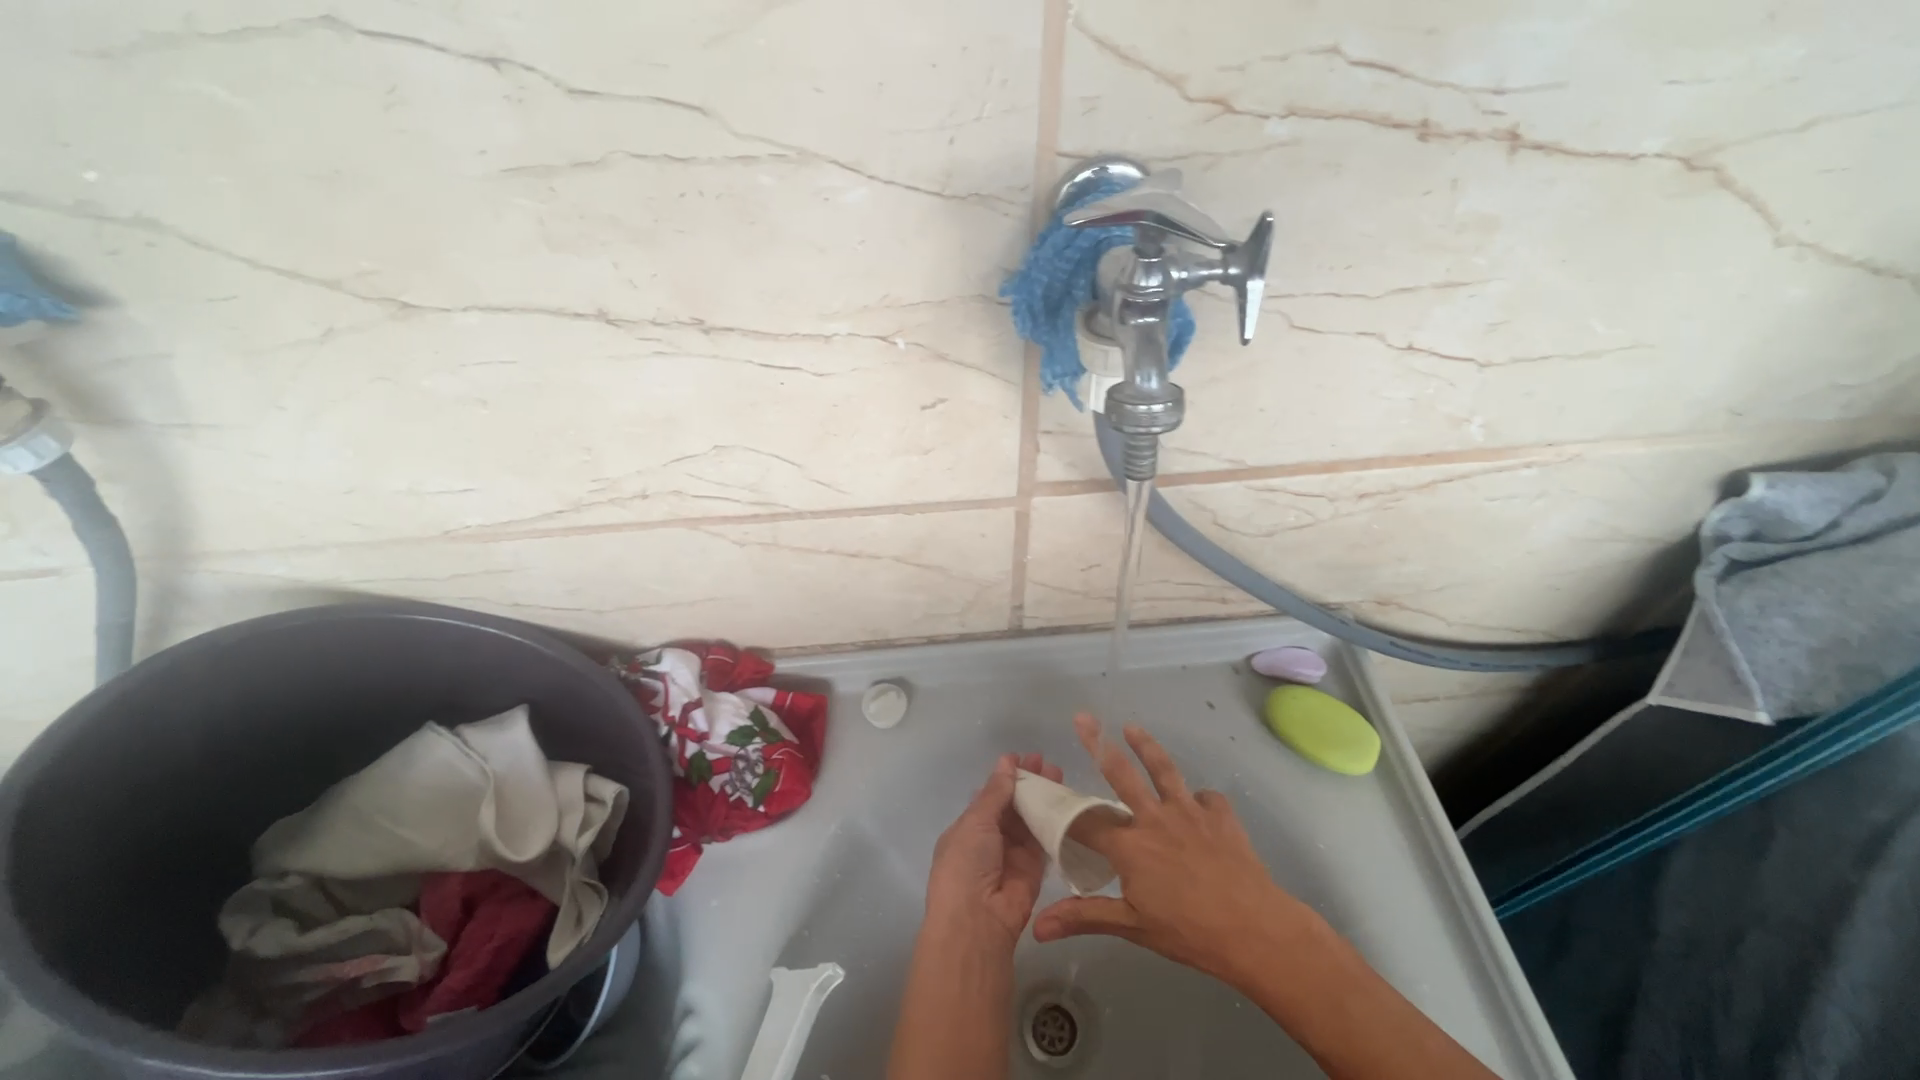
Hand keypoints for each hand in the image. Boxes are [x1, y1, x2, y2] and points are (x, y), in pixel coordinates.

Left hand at [925, 753, 1063, 949]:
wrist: (977, 921)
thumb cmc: (966, 866)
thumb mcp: (975, 823)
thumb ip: (995, 793)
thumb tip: (1006, 762)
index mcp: (968, 829)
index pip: (990, 796)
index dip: (1006, 776)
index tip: (1024, 757)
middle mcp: (990, 840)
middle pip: (1013, 805)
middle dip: (1029, 783)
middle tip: (1048, 762)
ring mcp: (1013, 855)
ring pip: (1031, 820)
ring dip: (1043, 799)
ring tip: (1061, 774)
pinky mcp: (1034, 869)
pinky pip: (1045, 841)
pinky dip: (1054, 822)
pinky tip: (1067, 802)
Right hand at [1032, 713, 1314, 987]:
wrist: (1255, 929)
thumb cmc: (1189, 932)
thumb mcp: (1132, 927)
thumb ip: (1083, 917)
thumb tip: (1035, 927)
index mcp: (1129, 846)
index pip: (1085, 822)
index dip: (1065, 810)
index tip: (1049, 793)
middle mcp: (1154, 819)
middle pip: (1119, 773)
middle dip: (1098, 743)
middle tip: (1084, 718)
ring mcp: (1190, 812)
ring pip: (1163, 769)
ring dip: (1145, 746)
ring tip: (1132, 728)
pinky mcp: (1221, 815)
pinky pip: (1205, 797)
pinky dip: (1197, 798)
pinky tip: (1196, 803)